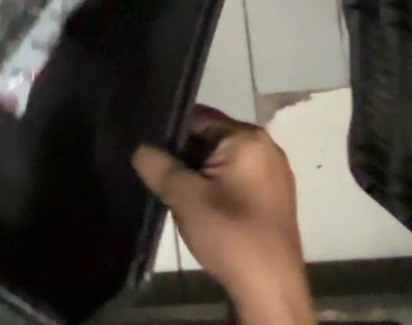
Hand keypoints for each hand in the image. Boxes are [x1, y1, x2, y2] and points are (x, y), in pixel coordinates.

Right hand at [133, 106, 312, 324]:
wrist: (270, 294)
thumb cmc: (230, 235)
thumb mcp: (183, 195)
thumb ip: (155, 163)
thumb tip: (138, 147)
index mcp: (249, 138)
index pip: (196, 117)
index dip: (168, 133)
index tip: (147, 149)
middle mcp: (266, 148)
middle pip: (208, 137)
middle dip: (182, 154)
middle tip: (156, 171)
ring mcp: (272, 175)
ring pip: (219, 159)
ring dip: (196, 172)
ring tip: (173, 189)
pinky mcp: (272, 198)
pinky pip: (233, 177)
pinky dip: (213, 185)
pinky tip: (197, 205)